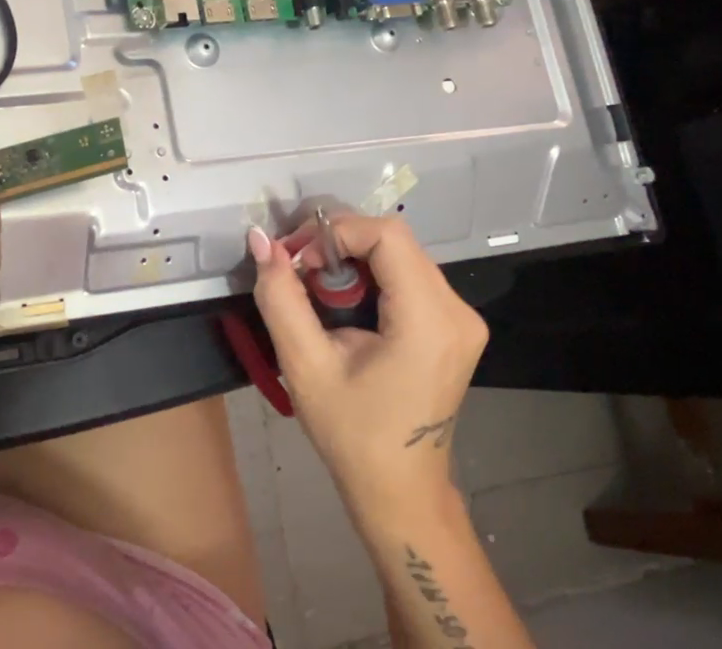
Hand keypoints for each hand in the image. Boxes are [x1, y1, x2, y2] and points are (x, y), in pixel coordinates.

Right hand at [246, 213, 487, 517]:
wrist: (399, 489)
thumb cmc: (351, 433)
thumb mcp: (304, 364)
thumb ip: (281, 296)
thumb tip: (259, 241)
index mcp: (429, 320)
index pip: (387, 236)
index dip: (335, 232)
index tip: (296, 261)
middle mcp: (457, 311)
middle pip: (394, 243)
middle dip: (338, 246)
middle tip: (296, 273)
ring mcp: (461, 320)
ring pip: (399, 257)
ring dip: (351, 263)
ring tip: (314, 294)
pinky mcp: (454, 329)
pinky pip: (408, 279)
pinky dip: (369, 279)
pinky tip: (342, 309)